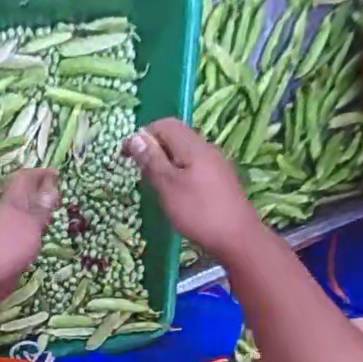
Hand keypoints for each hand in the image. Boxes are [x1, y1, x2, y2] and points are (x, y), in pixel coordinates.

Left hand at [0, 168, 58, 304]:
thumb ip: (42, 208)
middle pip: (23, 195)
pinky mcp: (6, 247)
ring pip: (23, 213)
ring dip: (37, 210)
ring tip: (53, 213)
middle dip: (40, 191)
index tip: (58, 174)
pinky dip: (33, 228)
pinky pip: (22, 230)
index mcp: (11, 202)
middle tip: (59, 196)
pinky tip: (41, 235)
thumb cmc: (10, 248)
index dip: (40, 173)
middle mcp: (7, 212)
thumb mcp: (32, 225)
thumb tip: (50, 187)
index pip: (24, 178)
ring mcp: (5, 230)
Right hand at [122, 119, 256, 253]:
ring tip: (152, 182)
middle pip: (176, 135)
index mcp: (193, 146)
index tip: (126, 154)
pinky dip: (176, 171)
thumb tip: (135, 137)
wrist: (236, 237)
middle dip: (153, 147)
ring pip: (184, 151)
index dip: (143, 134)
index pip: (165, 124)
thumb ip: (151, 160)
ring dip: (164, 160)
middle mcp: (206, 149)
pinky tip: (172, 191)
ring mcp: (215, 163)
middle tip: (138, 170)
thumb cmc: (197, 211)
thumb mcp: (167, 186)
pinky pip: (192, 165)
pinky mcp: (218, 179)